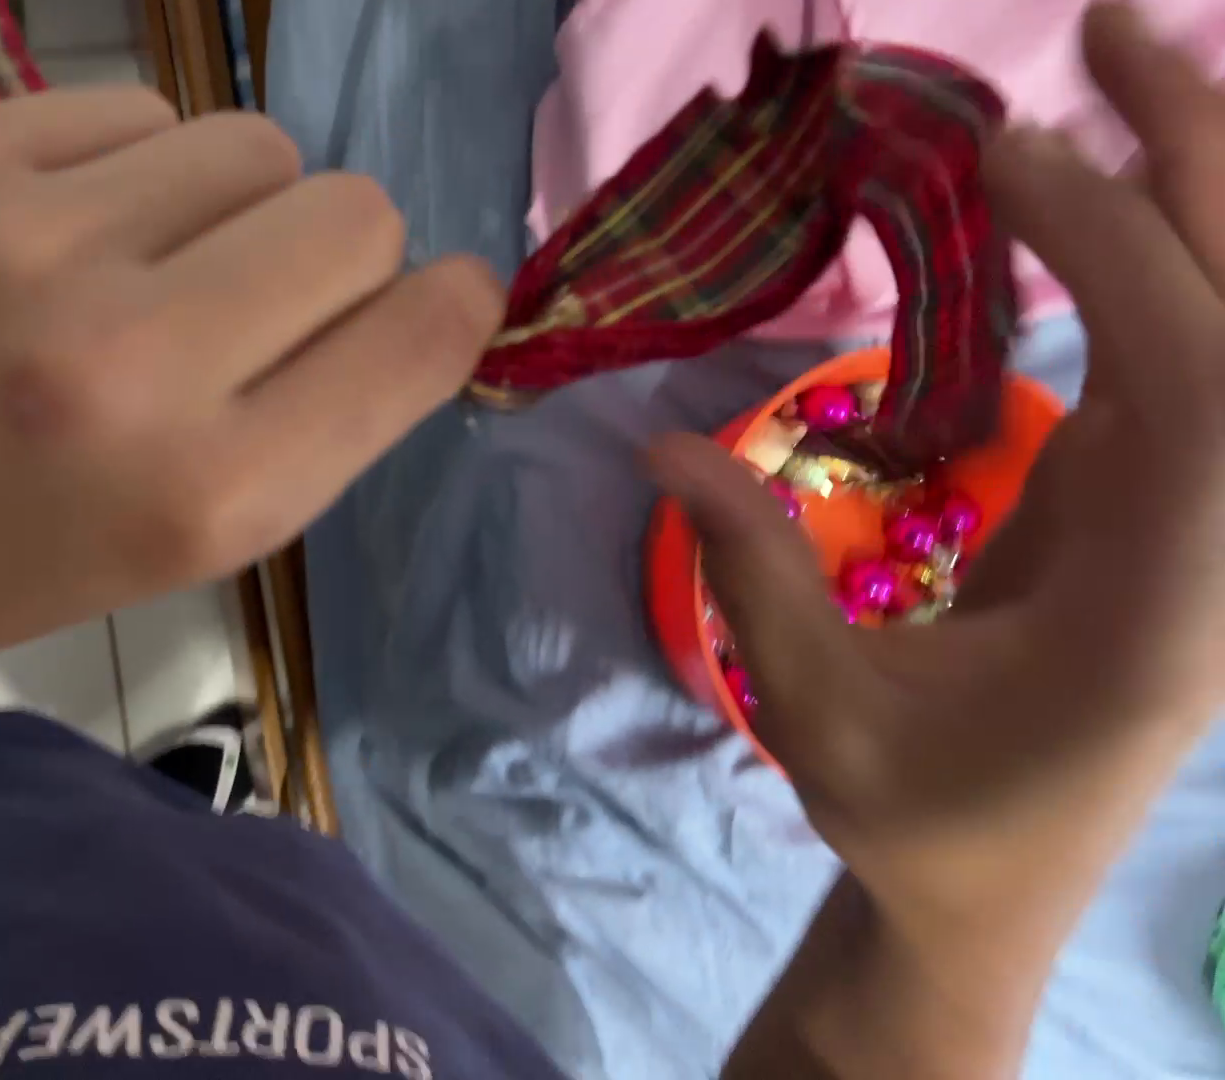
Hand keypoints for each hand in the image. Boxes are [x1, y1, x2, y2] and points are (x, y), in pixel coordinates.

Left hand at [0, 87, 502, 701]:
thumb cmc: (10, 568)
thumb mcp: (190, 544)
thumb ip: (320, 422)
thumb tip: (412, 292)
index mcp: (212, 491)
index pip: (417, 335)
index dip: (448, 309)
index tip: (429, 308)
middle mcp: (136, 359)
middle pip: (355, 212)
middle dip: (340, 258)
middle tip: (256, 309)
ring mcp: (34, 241)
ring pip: (255, 144)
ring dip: (238, 210)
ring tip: (151, 278)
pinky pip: (139, 112)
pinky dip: (137, 173)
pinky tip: (68, 241)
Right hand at [654, 2, 1224, 981]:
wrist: (988, 874)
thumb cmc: (904, 804)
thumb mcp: (811, 696)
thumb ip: (749, 566)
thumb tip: (663, 446)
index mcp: (1173, 600)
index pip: (1198, 385)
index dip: (1118, 251)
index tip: (1008, 154)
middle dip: (1206, 166)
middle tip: (1114, 41)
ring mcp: (1208, 529)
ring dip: (1190, 198)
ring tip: (1119, 84)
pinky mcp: (1156, 519)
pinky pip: (1186, 366)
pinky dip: (1152, 269)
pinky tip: (1102, 207)